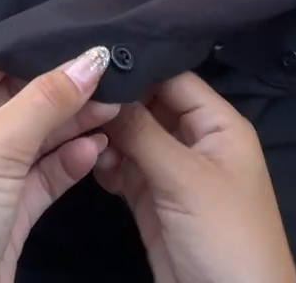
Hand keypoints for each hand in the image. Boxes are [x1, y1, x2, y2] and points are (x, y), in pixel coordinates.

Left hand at [0, 47, 118, 282]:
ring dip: (73, 124)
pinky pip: (42, 176)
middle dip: (64, 89)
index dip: (37, 52)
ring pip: (36, 137)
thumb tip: (95, 56)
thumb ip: (48, 98)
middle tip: (115, 77)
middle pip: (20, 98)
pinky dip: (69, 162)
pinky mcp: (6, 212)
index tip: (87, 41)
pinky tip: (98, 148)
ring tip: (117, 108)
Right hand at [94, 73, 295, 282]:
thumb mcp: (184, 178)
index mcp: (217, 124)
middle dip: (113, 99)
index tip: (91, 57)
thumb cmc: (223, 237)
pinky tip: (88, 160)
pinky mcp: (152, 199)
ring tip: (75, 128)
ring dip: (105, 133)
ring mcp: (171, 170)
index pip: (172, 77)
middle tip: (72, 91)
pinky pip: (122, 166)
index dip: (136, 65)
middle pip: (147, 103)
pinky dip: (105, 162)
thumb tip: (103, 84)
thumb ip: (141, 129)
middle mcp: (194, 139)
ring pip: (131, 134)